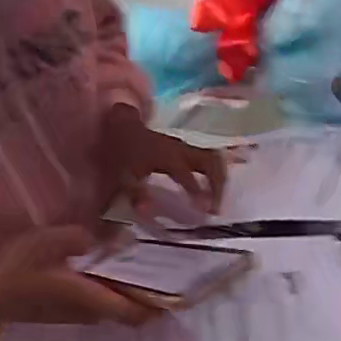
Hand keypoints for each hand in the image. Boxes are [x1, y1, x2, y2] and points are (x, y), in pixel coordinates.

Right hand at [0, 225, 157, 327]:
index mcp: (90, 298)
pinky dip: (112, 289)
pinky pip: (101, 301)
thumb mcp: (48, 242)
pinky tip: (110, 265)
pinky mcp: (69, 310)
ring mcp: (79, 314)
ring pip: (116, 305)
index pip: (136, 313)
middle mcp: (91, 312)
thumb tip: (113, 236)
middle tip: (165, 266)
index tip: (179, 288)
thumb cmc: (18, 270)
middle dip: (149, 293)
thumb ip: (82, 238)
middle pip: (131, 310)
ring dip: (130, 290)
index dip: (160, 306)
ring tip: (143, 260)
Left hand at [99, 104, 226, 216]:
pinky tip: (211, 192)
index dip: (198, 193)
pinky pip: (208, 159)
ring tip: (215, 203)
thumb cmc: (123, 155)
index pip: (188, 176)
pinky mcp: (187, 149)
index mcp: (167, 156)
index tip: (204, 212)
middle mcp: (181, 150)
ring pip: (214, 159)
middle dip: (217, 186)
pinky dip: (214, 176)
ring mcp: (186, 148)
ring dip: (219, 181)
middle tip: (215, 209)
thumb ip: (136, 195)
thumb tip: (147, 211)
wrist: (122, 128)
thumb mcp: (124, 177)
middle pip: (211, 162)